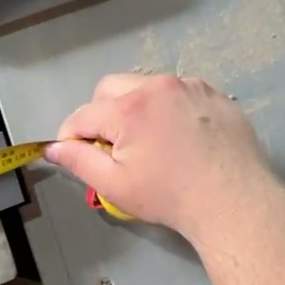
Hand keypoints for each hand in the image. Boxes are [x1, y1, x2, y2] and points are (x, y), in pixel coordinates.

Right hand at [44, 73, 284, 243]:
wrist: (230, 198)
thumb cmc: (168, 196)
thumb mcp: (113, 185)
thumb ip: (78, 161)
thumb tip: (53, 148)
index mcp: (128, 108)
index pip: (82, 115)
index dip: (70, 137)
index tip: (73, 156)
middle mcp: (157, 86)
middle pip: (110, 89)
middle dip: (100, 115)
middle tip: (111, 149)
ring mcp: (189, 86)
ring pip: (145, 88)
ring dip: (134, 110)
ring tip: (147, 145)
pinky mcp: (213, 94)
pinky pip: (177, 93)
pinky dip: (166, 110)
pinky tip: (176, 140)